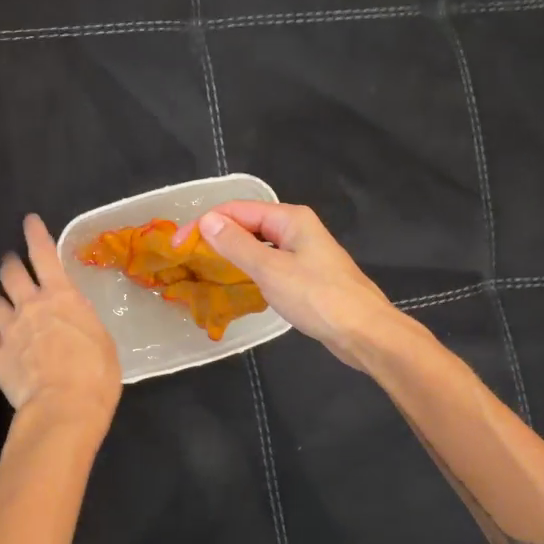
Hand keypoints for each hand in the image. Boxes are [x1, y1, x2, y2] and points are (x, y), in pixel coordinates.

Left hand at [0, 214, 122, 433]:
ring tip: (1, 303)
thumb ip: (84, 321)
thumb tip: (75, 316)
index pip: (44, 254)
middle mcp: (30, 306)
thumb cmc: (95, 374)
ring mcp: (9, 331)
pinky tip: (0, 342)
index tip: (29, 222)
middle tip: (12, 264)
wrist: (62, 409)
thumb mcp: (102, 340)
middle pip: (10, 272)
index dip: (35, 234)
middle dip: (10, 264)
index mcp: (61, 297)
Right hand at [188, 201, 406, 369]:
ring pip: (258, 245)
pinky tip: (238, 284)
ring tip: (205, 269)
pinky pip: (270, 263)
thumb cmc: (318, 298)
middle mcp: (297, 229)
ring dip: (232, 253)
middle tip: (187, 258)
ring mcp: (304, 253)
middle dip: (216, 236)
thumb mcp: (270, 270)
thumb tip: (208, 220)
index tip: (178, 246)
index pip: (236, 210)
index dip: (204, 223)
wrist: (365, 333)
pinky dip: (249, 269)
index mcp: (290, 219)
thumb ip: (237, 245)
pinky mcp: (307, 276)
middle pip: (247, 224)